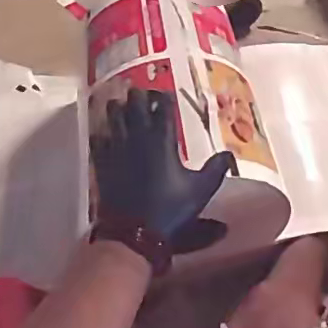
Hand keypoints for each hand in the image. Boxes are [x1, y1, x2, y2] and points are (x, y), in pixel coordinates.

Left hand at [93, 89, 233, 241]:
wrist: (132, 234)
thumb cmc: (170, 208)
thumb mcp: (200, 190)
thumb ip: (216, 169)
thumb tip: (229, 154)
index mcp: (162, 138)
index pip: (162, 105)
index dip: (164, 96)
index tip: (166, 93)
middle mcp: (138, 136)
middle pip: (135, 103)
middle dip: (139, 95)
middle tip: (142, 94)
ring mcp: (116, 147)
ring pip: (113, 115)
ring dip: (117, 107)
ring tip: (120, 104)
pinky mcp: (102, 161)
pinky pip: (98, 137)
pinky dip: (101, 131)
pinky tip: (102, 130)